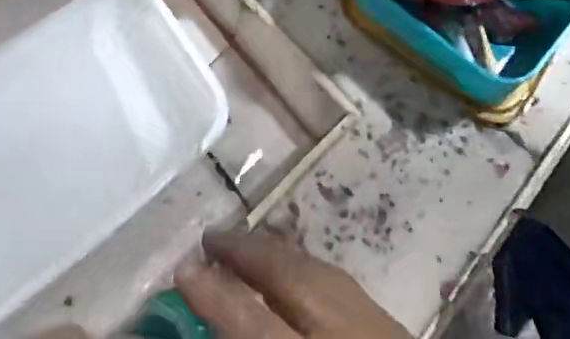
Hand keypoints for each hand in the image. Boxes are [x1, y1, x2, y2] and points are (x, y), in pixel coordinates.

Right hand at [177, 231, 411, 338]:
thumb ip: (256, 332)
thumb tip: (230, 324)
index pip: (251, 320)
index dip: (214, 294)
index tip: (183, 269)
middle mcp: (338, 328)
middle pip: (286, 275)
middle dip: (244, 252)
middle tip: (210, 240)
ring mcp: (369, 317)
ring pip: (313, 268)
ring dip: (274, 253)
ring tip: (244, 247)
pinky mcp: (386, 319)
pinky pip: (334, 279)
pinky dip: (304, 267)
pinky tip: (293, 270)